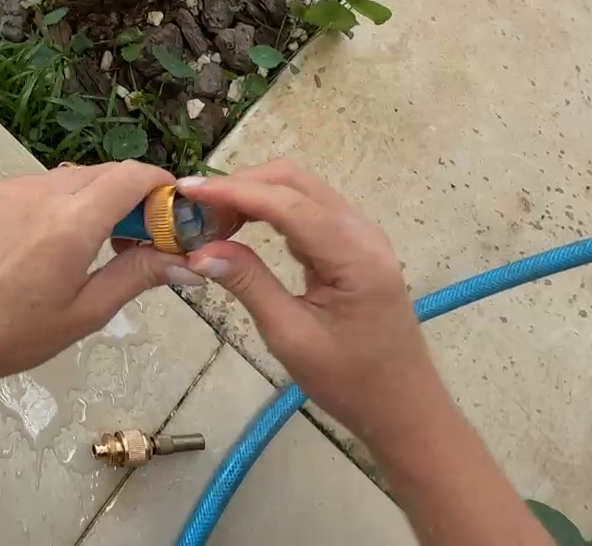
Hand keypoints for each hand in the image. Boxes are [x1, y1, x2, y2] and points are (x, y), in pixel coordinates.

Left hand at [0, 161, 192, 384]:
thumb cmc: (21, 332)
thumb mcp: (88, 311)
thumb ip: (137, 275)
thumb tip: (185, 261)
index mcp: (71, 223)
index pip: (131, 177)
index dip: (159, 185)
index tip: (173, 209)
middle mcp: (44, 192)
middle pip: (105, 172)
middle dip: (132, 194)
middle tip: (140, 236)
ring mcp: (15, 187)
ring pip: (75, 175)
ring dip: (97, 195)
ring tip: (97, 240)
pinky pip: (44, 183)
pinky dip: (64, 198)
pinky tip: (57, 236)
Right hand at [179, 160, 445, 451]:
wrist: (405, 410)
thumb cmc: (351, 382)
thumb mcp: (291, 337)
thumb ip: (248, 283)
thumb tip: (199, 250)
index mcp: (355, 256)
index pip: (286, 203)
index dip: (233, 190)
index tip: (185, 190)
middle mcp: (361, 231)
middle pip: (293, 180)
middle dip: (240, 184)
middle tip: (195, 208)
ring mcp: (359, 233)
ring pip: (297, 187)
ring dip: (251, 192)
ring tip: (210, 217)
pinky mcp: (349, 241)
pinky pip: (303, 206)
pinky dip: (266, 205)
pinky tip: (239, 224)